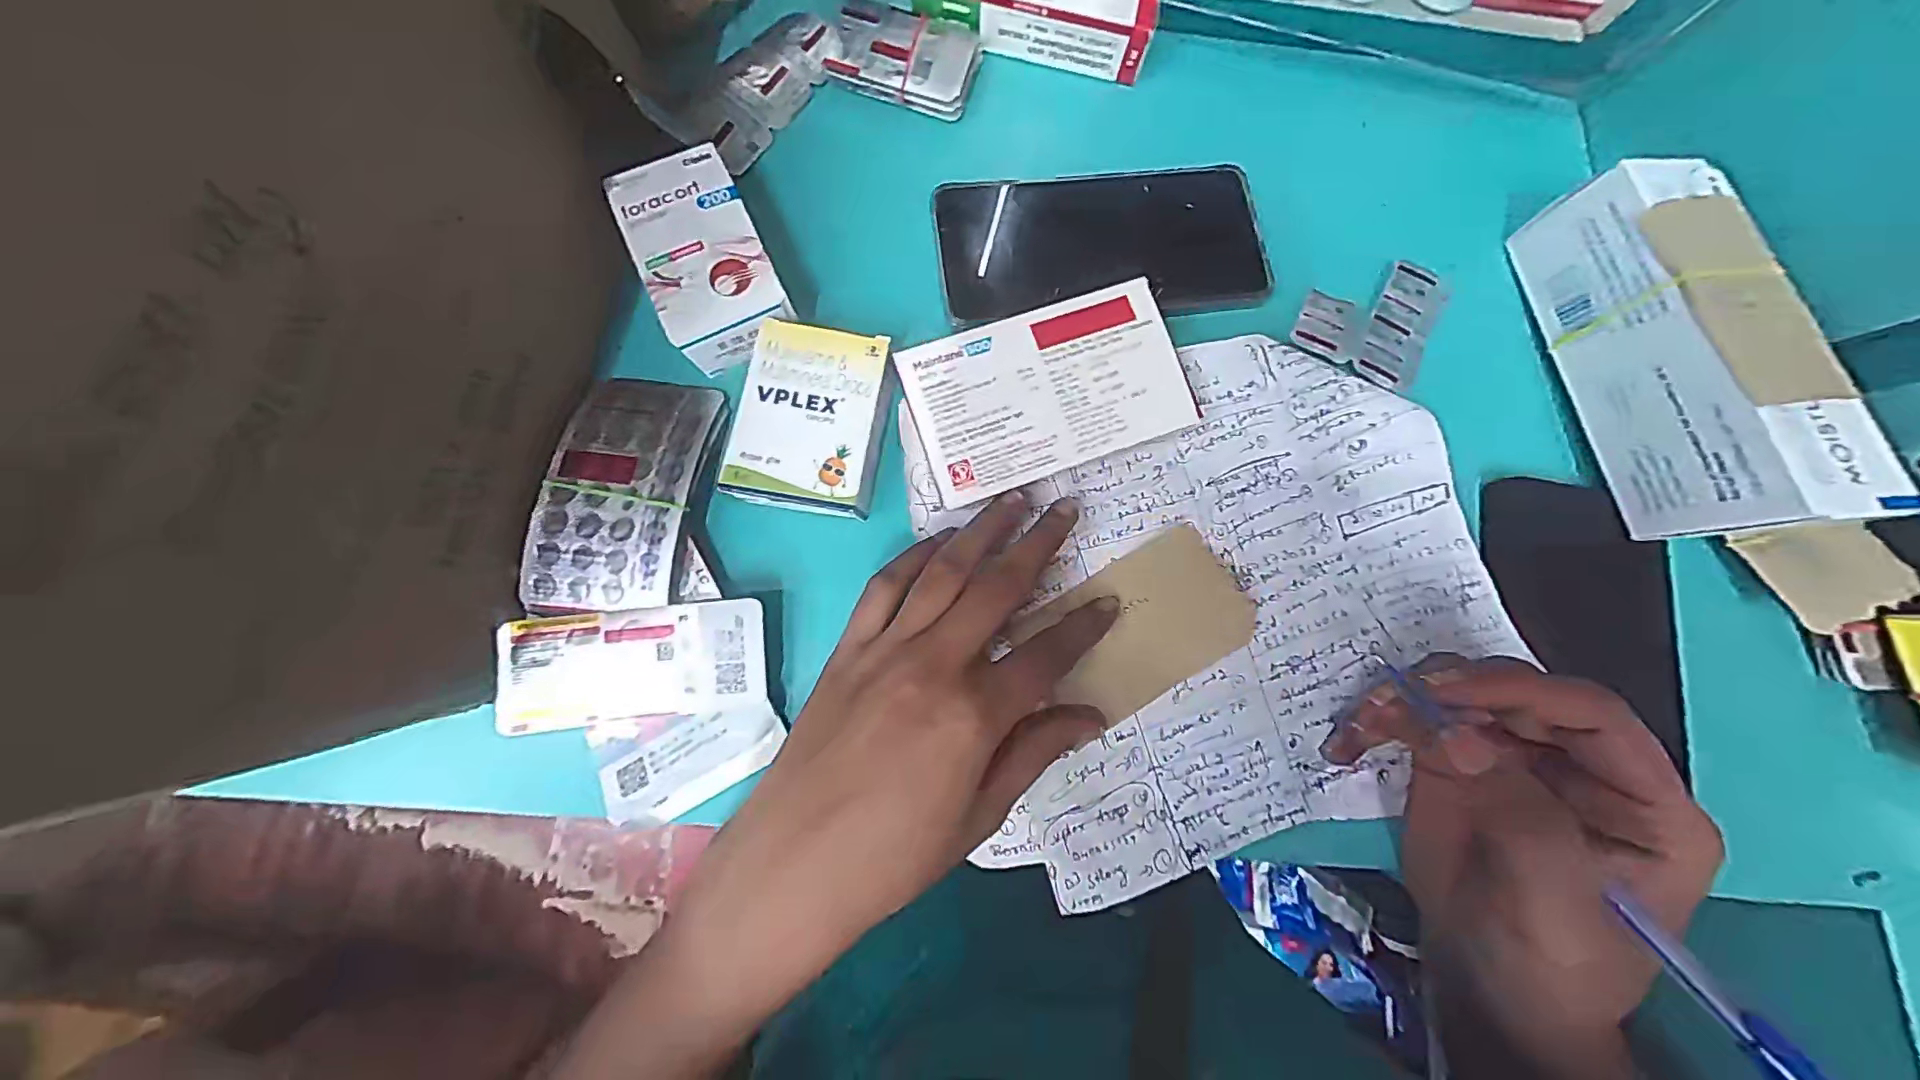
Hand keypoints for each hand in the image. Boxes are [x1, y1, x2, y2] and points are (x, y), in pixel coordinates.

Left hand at [554, 493, 1118, 1078]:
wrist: (794, 862)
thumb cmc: (895, 855)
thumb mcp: (979, 815)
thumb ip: (1034, 752)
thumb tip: (1091, 715)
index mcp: (975, 714)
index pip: (1046, 655)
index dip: (1084, 627)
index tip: (1110, 601)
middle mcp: (933, 665)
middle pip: (997, 589)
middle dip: (1038, 545)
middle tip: (1065, 510)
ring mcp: (885, 650)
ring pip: (942, 572)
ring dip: (980, 532)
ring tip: (1010, 502)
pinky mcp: (847, 649)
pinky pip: (884, 587)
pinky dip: (915, 557)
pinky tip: (938, 543)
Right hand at [1321, 657, 1722, 1077]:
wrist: (1492, 992)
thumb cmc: (1549, 961)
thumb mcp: (1553, 898)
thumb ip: (1519, 813)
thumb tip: (1455, 736)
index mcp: (1640, 798)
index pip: (1590, 714)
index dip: (1519, 690)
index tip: (1442, 691)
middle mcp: (1578, 765)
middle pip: (1517, 693)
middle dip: (1450, 688)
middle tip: (1389, 701)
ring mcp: (1514, 761)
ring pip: (1462, 695)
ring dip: (1405, 699)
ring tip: (1363, 722)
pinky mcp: (1456, 765)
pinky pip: (1418, 721)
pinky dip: (1380, 721)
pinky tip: (1351, 740)